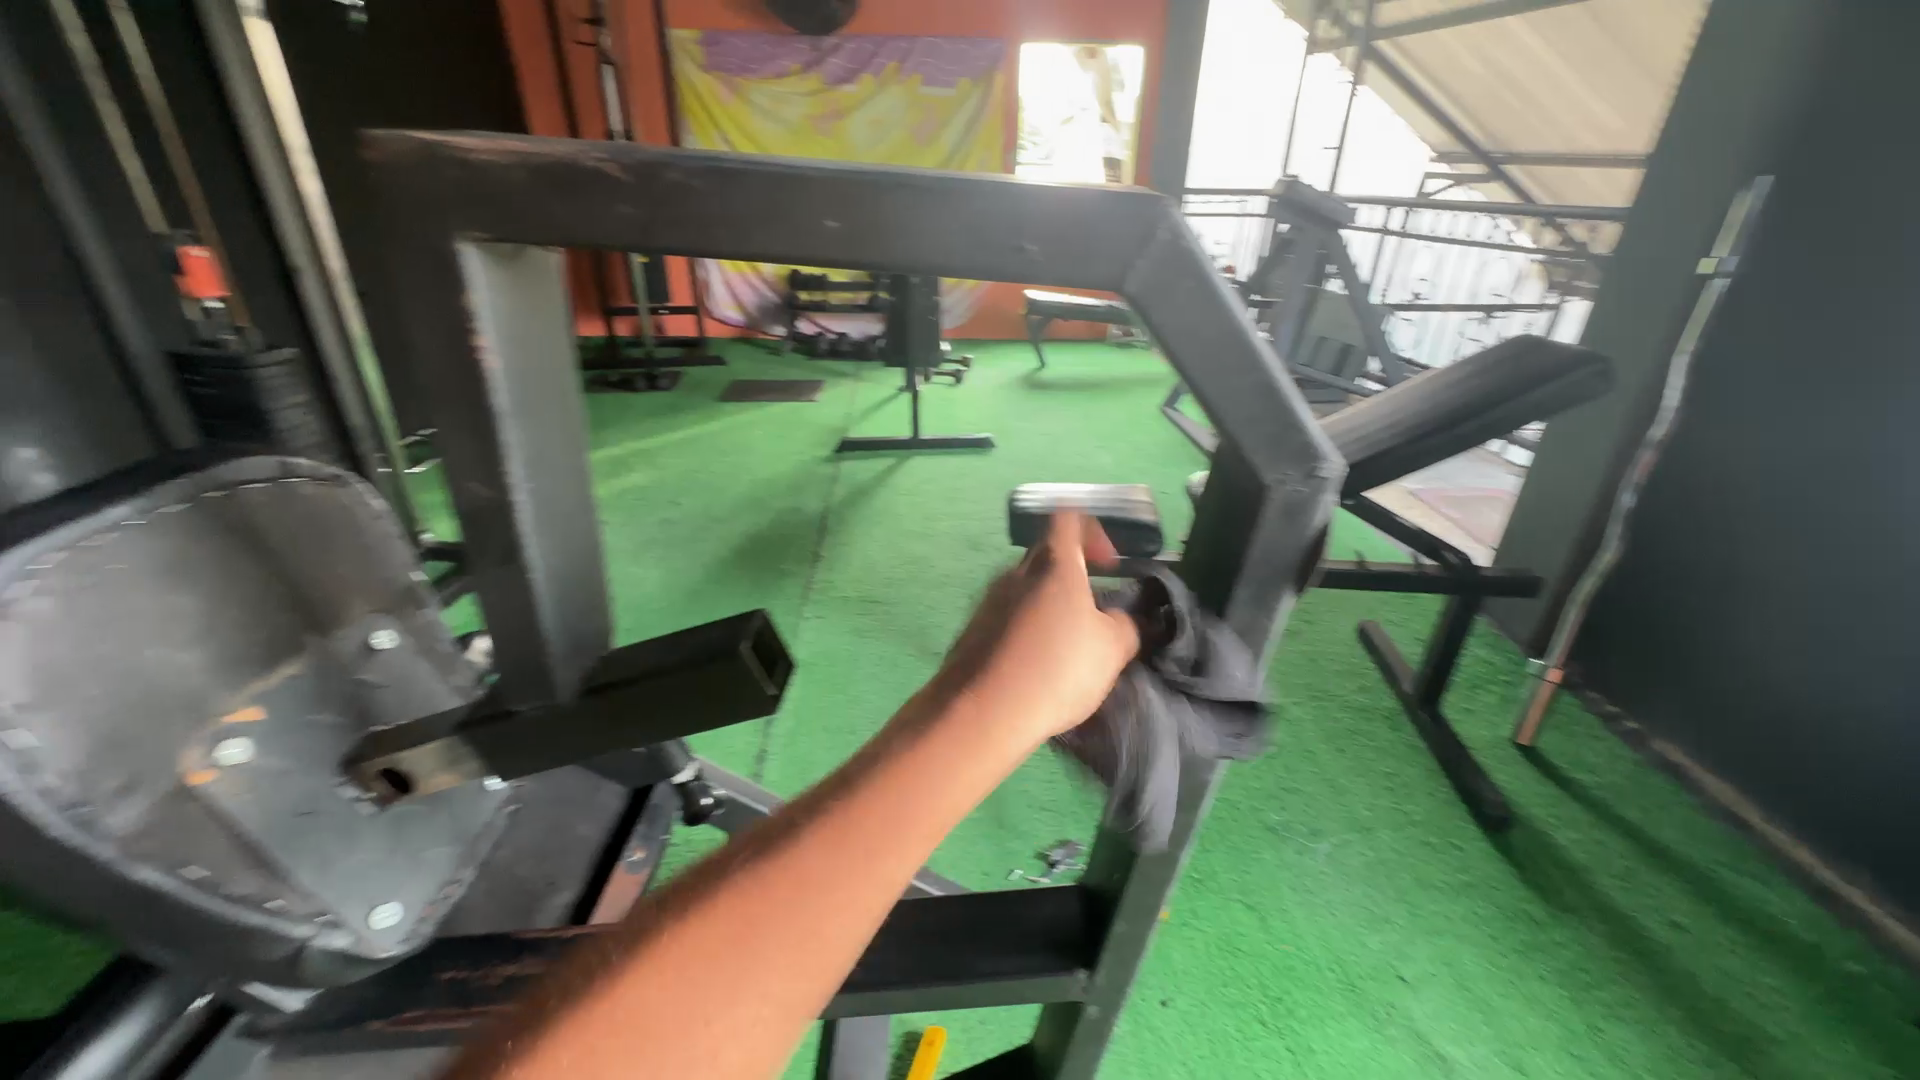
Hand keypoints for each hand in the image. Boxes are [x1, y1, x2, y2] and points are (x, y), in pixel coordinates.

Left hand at [925, 513, 1140, 746]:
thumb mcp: (1112, 649)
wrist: (983, 711)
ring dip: (1048, 608)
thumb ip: (1124, 625)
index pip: (1068, 519)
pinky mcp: (971, 632)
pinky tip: (1036, 667)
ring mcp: (988, 602)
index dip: (1093, 532)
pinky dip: (1025, 632)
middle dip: (1072, 577)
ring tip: (1066, 647)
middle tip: (1093, 614)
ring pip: (1025, 591)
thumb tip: (1116, 619)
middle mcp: (1015, 574)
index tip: (1108, 566)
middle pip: (1046, 556)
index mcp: (1053, 564)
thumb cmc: (1056, 668)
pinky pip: (1006, 619)